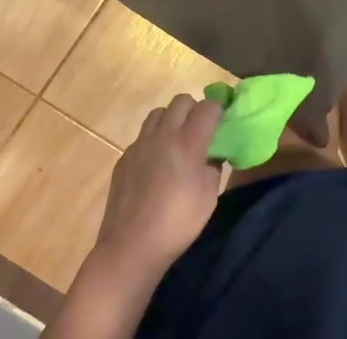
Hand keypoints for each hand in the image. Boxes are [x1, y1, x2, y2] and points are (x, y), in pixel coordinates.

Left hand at [94, 95, 224, 280]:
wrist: (131, 246)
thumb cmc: (177, 224)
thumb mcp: (208, 198)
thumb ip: (213, 168)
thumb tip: (212, 155)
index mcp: (187, 143)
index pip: (207, 107)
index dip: (218, 110)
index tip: (222, 120)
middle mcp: (162, 135)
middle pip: (180, 101)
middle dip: (194, 109)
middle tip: (200, 130)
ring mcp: (139, 144)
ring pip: (158, 114)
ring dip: (171, 120)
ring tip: (176, 143)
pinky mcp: (124, 157)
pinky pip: (142, 137)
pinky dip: (154, 141)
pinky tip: (156, 166)